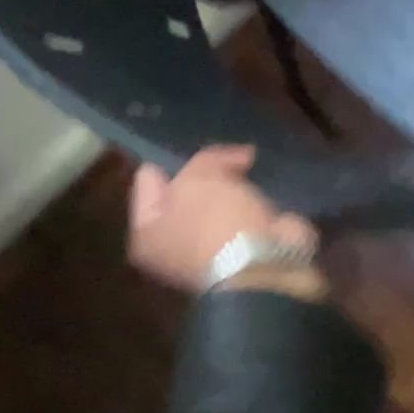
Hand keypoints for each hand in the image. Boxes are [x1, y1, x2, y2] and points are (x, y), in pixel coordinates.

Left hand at [127, 146, 317, 292]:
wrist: (266, 266)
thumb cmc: (218, 224)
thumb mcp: (201, 179)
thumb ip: (206, 160)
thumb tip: (236, 156)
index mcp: (147, 233)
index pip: (150, 179)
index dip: (174, 160)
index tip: (197, 146)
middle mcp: (174, 245)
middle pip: (187, 194)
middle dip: (208, 176)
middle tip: (229, 156)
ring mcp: (212, 252)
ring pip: (219, 206)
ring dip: (234, 190)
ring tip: (250, 167)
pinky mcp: (248, 252)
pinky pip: (247, 217)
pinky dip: (257, 205)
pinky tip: (266, 190)